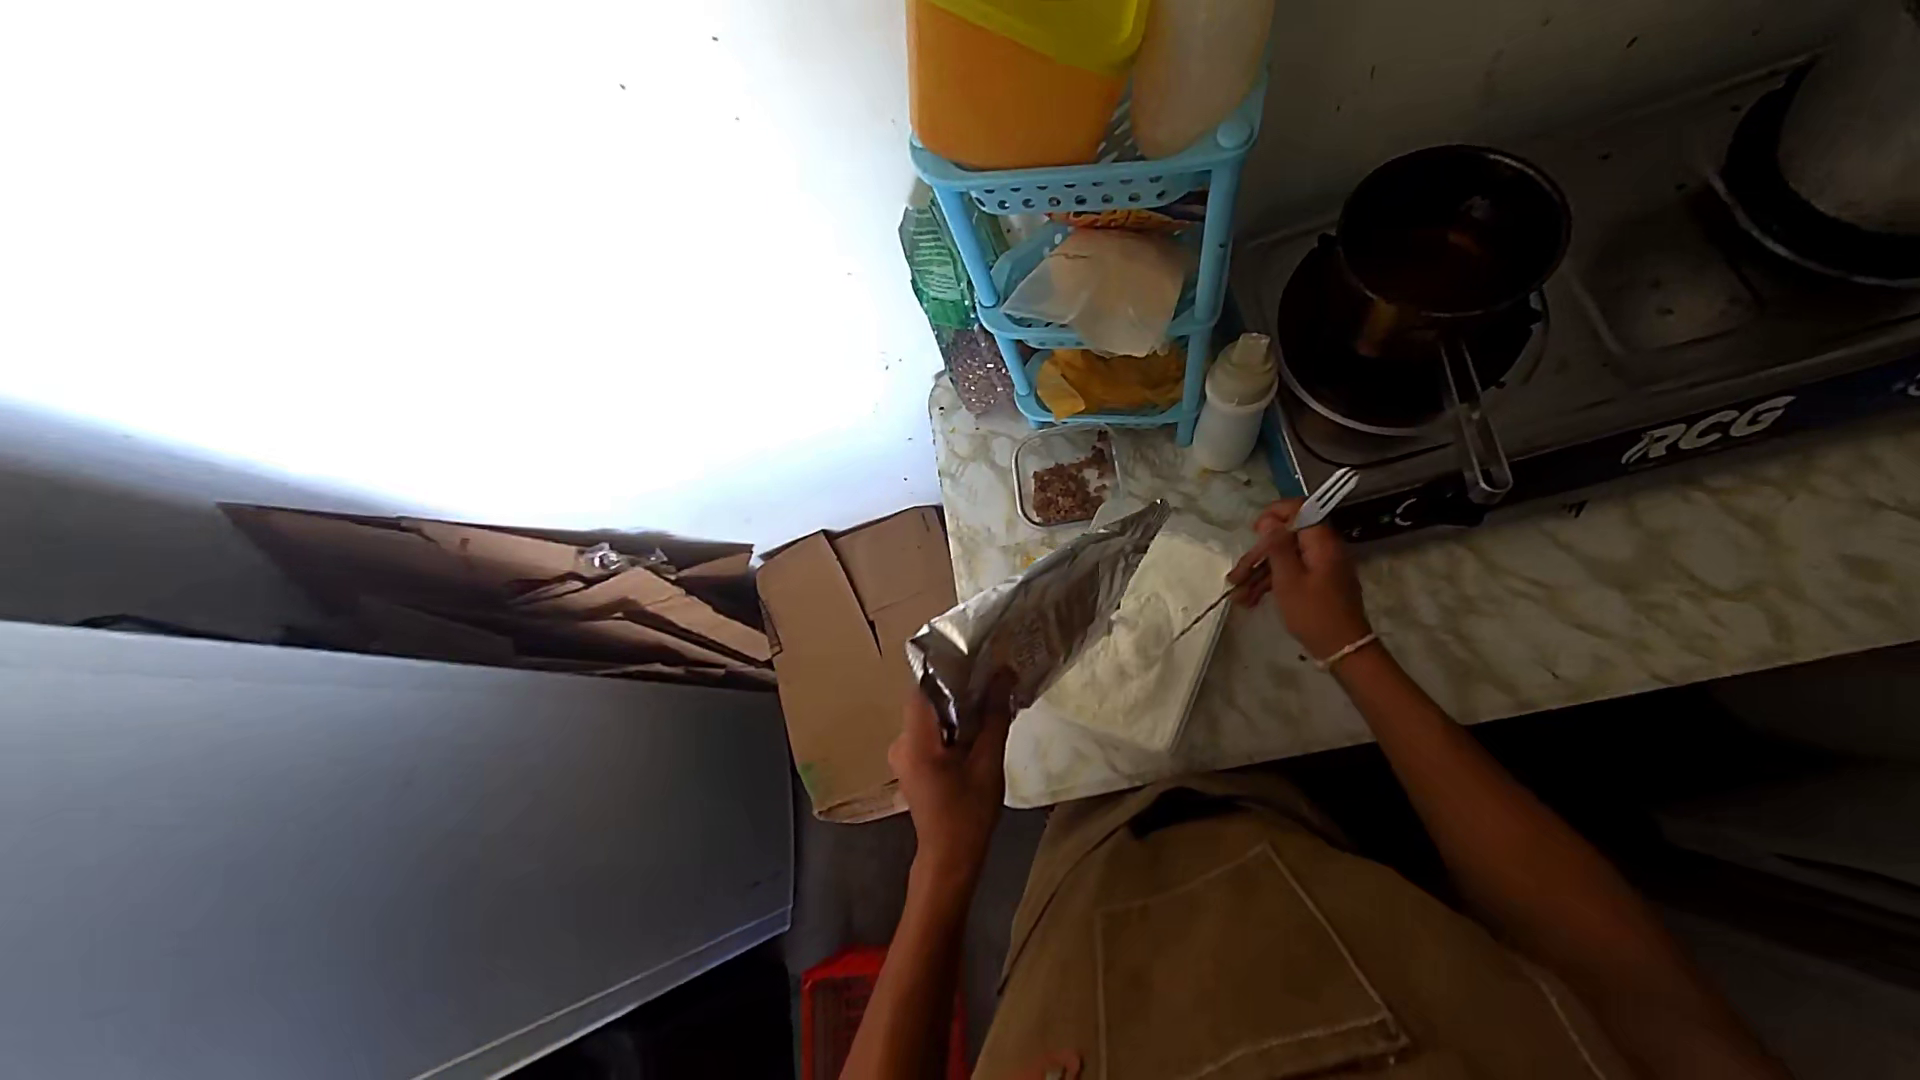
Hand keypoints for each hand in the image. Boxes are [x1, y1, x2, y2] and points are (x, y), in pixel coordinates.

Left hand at [888, 687, 1010, 886]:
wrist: (950, 859)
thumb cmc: (968, 813)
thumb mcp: (988, 763)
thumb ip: (994, 716)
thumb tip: (1003, 675)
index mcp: (914, 741)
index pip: (923, 687)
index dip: (947, 669)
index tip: (974, 657)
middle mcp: (900, 742)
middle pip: (926, 700)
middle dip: (956, 688)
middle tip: (988, 676)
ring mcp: (902, 754)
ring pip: (929, 716)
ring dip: (955, 707)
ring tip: (987, 697)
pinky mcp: (911, 763)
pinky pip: (929, 732)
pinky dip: (950, 725)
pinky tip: (975, 725)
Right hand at [1226, 498, 1372, 660]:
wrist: (1343, 649)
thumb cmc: (1313, 613)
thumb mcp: (1288, 579)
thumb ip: (1277, 546)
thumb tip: (1269, 520)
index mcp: (1321, 542)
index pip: (1299, 510)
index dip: (1274, 514)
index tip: (1254, 531)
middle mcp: (1323, 549)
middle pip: (1285, 539)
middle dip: (1257, 556)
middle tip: (1236, 576)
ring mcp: (1320, 566)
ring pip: (1284, 559)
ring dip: (1258, 574)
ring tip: (1237, 595)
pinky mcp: (1317, 582)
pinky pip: (1290, 573)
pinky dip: (1270, 583)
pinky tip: (1251, 600)